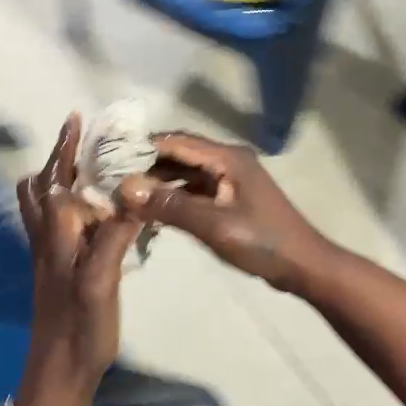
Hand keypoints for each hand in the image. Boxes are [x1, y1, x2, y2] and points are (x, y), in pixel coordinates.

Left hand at [13, 114, 144, 405]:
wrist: (58, 375)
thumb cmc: (81, 328)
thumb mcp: (101, 282)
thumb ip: (113, 236)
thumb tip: (132, 193)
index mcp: (59, 237)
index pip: (58, 181)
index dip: (67, 150)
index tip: (78, 119)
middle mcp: (49, 240)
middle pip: (45, 187)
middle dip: (59, 156)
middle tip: (80, 132)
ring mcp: (49, 256)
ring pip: (42, 206)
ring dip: (53, 177)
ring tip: (74, 161)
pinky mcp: (57, 270)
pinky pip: (53, 223)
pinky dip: (61, 202)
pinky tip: (84, 208)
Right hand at [118, 133, 334, 292]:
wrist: (301, 263)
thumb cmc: (262, 241)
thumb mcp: (213, 225)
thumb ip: (170, 205)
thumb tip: (124, 186)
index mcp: (228, 157)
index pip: (176, 142)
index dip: (140, 148)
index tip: (104, 159)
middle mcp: (228, 160)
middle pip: (179, 154)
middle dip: (145, 165)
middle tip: (106, 181)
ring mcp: (230, 178)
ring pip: (185, 173)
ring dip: (157, 183)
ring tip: (121, 198)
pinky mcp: (230, 197)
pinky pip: (194, 189)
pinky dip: (172, 197)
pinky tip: (149, 212)